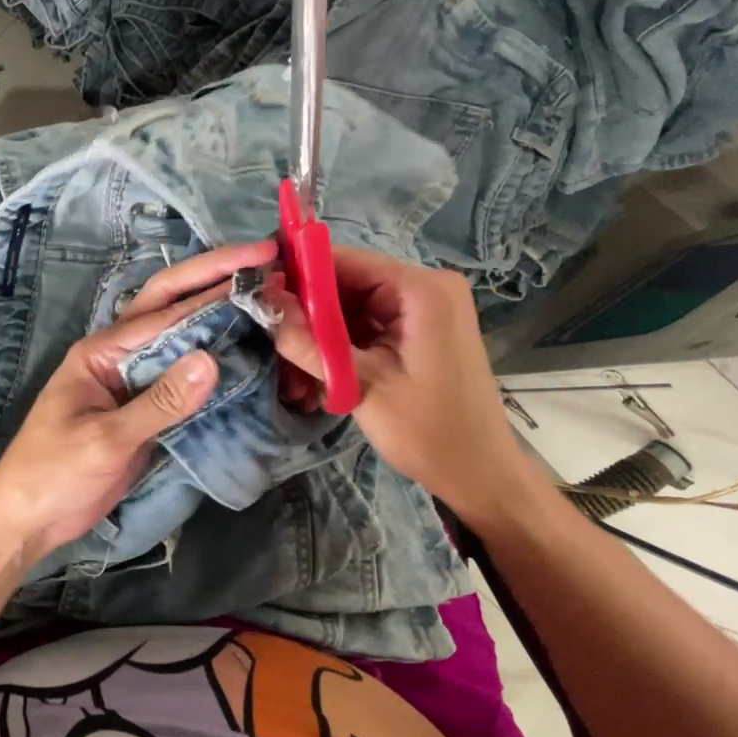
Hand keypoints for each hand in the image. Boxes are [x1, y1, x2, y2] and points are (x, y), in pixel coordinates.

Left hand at [0, 242, 279, 560]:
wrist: (30, 517)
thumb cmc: (54, 473)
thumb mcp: (106, 439)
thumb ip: (160, 402)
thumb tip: (212, 357)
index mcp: (100, 352)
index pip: (164, 313)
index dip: (212, 288)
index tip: (261, 265)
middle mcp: (117, 357)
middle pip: (168, 307)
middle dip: (214, 280)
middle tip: (268, 257)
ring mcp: (131, 383)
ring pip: (180, 340)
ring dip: (218, 317)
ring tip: (270, 297)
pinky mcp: (143, 411)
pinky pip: (183, 378)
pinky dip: (214, 364)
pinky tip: (249, 357)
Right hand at [266, 245, 539, 521]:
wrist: (480, 475)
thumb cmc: (429, 430)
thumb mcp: (360, 384)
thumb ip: (308, 342)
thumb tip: (263, 300)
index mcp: (421, 290)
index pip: (342, 261)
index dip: (295, 274)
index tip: (257, 296)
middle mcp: (425, 288)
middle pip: (343, 283)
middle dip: (305, 311)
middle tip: (268, 338)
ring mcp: (422, 310)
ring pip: (348, 306)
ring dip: (316, 333)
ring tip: (289, 366)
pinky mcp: (415, 330)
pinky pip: (363, 324)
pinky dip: (336, 344)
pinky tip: (312, 370)